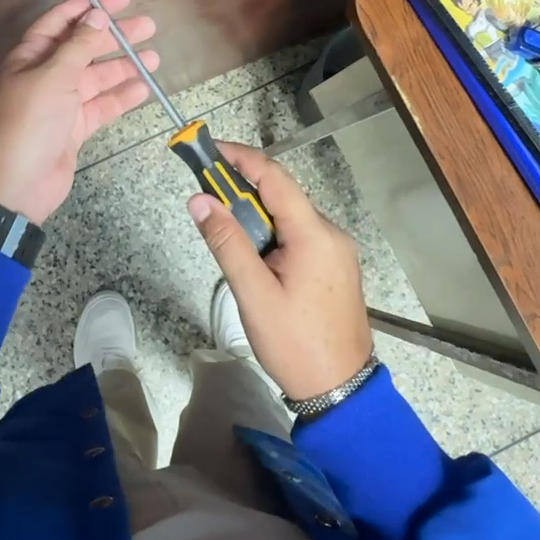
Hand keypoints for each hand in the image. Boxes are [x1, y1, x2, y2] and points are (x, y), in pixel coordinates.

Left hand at [0, 0, 158, 224]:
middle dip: (114, 37)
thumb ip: (79, 46)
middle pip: (83, 48)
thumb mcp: (54, 77)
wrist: (18, 185)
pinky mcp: (73, 128)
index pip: (60, 22)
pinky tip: (143, 87)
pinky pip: (101, 106)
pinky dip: (121, 97)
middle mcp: (44, 76)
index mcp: (29, 57)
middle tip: (147, 26)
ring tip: (154, 56)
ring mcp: (60, 103)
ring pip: (96, 77)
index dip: (87, 7)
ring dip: (123, 66)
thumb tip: (98, 16)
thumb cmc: (29, 124)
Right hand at [187, 141, 372, 400]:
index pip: (274, 178)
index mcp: (314, 235)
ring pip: (289, 216)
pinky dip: (271, 232)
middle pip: (282, 195)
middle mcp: (330, 233)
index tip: (208, 149)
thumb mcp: (253, 293)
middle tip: (204, 191)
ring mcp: (336, 250)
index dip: (240, 158)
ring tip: (222, 225)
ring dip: (255, 213)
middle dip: (241, 187)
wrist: (341, 390)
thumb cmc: (294, 343)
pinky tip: (251, 251)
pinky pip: (298, 235)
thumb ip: (226, 242)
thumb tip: (198, 198)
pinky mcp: (335, 267)